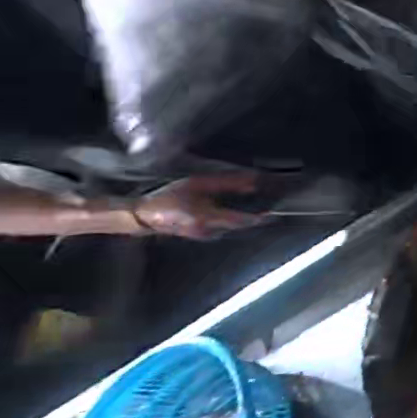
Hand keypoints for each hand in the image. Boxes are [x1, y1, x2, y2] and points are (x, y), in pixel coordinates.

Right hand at [129, 173, 265, 239]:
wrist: (143, 216)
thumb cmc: (169, 197)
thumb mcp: (197, 184)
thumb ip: (225, 183)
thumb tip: (252, 182)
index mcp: (208, 217)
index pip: (241, 219)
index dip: (259, 217)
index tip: (273, 211)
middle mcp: (208, 230)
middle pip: (239, 225)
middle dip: (254, 217)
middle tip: (269, 208)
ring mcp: (203, 235)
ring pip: (231, 228)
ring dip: (243, 219)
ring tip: (256, 208)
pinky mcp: (199, 235)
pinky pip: (221, 228)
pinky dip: (230, 221)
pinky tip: (233, 212)